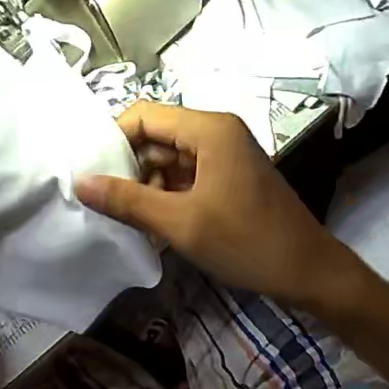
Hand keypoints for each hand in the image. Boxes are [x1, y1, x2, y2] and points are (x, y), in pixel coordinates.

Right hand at [76, 102, 368, 313]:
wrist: (308, 272)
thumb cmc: (246, 242)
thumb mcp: (180, 223)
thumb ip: (127, 201)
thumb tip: (80, 183)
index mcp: (209, 129)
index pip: (144, 116)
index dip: (114, 141)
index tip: (91, 175)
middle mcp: (216, 133)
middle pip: (156, 137)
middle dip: (130, 169)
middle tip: (106, 205)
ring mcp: (225, 156)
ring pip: (168, 161)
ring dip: (147, 188)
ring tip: (130, 222)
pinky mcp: (229, 178)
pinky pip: (186, 177)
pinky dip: (167, 198)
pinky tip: (154, 227)